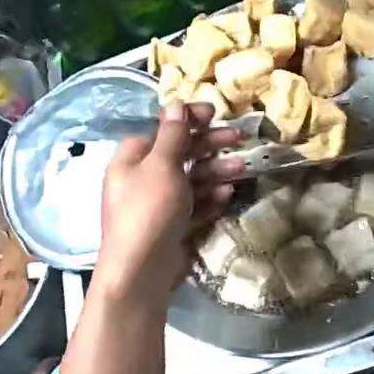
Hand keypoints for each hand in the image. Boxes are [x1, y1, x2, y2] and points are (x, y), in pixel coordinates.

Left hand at [97, 100, 240, 304]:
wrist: (141, 270)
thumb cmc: (149, 209)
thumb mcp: (162, 165)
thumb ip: (172, 134)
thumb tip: (174, 102)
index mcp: (133, 159)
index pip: (162, 130)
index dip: (188, 119)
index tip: (215, 113)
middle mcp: (143, 179)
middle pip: (180, 154)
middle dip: (209, 145)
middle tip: (237, 138)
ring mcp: (158, 205)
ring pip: (190, 180)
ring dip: (215, 172)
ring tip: (241, 170)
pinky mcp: (172, 227)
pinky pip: (193, 206)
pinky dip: (209, 198)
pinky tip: (226, 194)